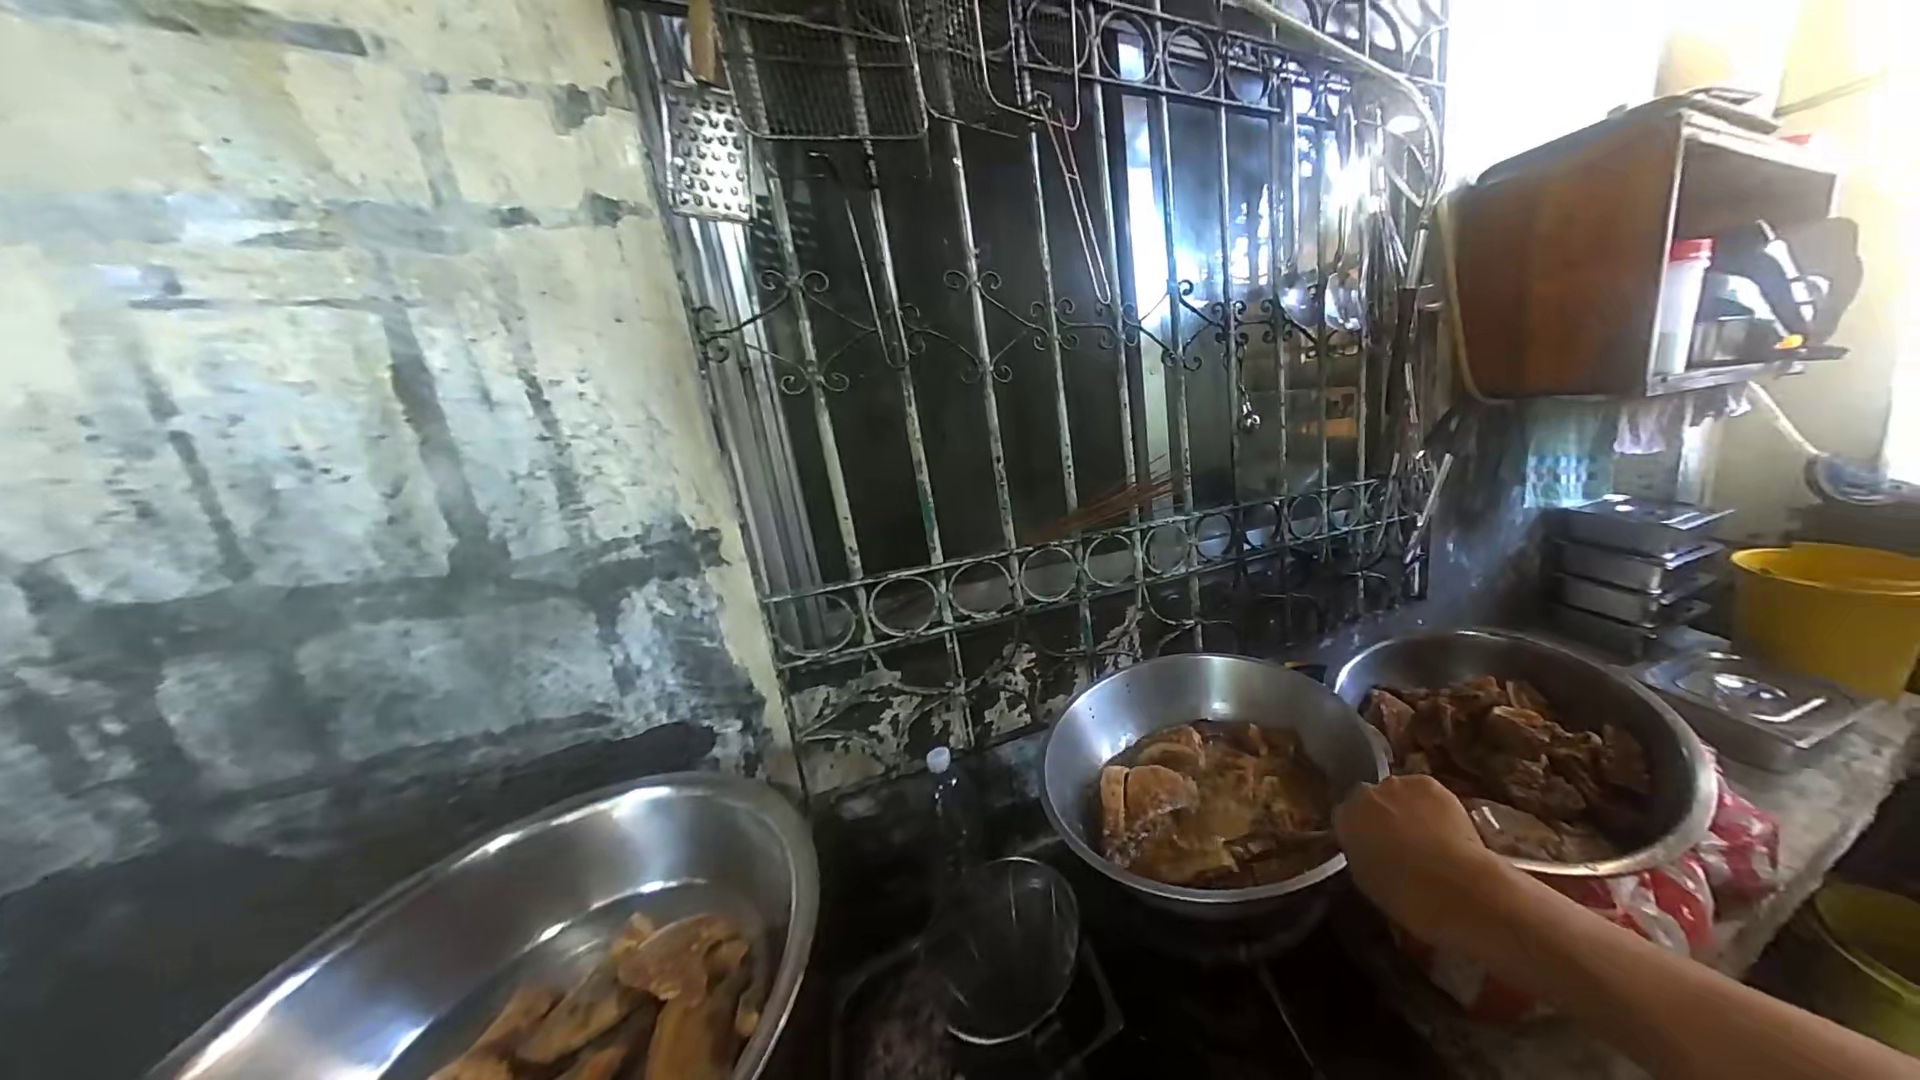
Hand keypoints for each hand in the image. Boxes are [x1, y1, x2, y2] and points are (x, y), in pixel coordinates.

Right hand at [1334, 775, 1511, 950]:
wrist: (1454, 886)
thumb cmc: (1406, 894)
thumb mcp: (1366, 878)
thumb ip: (1361, 852)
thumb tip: (1369, 848)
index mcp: (1343, 818)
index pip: (1347, 818)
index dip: (1362, 831)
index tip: (1375, 846)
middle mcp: (1363, 795)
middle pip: (1370, 799)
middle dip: (1381, 815)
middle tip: (1401, 841)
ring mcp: (1395, 785)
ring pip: (1398, 793)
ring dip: (1407, 808)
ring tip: (1429, 836)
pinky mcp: (1427, 784)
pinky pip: (1424, 791)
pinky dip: (1433, 805)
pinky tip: (1447, 827)